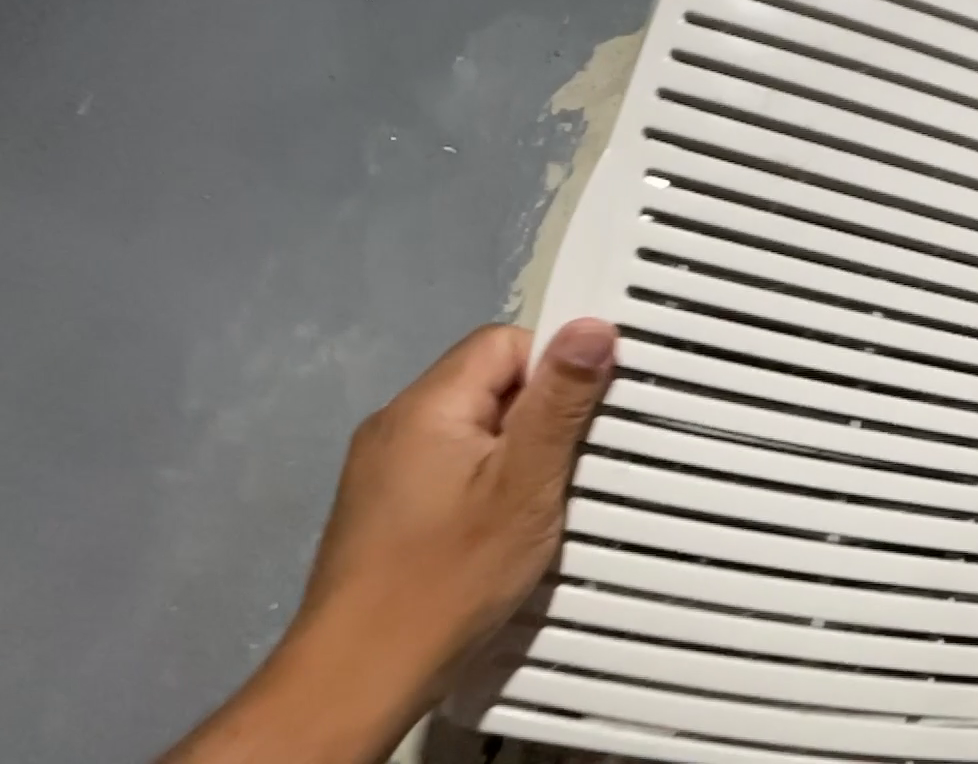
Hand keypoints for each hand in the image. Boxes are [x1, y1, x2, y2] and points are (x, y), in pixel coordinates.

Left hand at [159, 318, 617, 763]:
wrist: (358, 678)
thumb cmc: (451, 575)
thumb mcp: (525, 482)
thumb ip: (560, 402)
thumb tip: (592, 326)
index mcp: (427, 406)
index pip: (504, 342)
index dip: (554, 365)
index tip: (584, 412)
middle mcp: (397, 423)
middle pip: (489, 381)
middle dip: (540, 410)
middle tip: (570, 458)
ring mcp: (385, 465)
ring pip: (474, 423)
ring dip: (518, 446)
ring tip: (543, 491)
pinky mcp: (387, 501)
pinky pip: (454, 459)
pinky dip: (490, 474)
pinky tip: (506, 517)